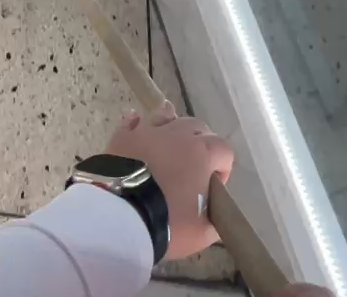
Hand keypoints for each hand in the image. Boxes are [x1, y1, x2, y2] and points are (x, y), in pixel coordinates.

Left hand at [105, 101, 234, 259]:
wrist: (122, 214)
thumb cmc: (168, 222)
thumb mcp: (203, 231)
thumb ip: (215, 216)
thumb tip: (214, 211)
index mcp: (201, 153)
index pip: (224, 148)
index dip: (223, 166)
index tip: (214, 185)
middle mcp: (176, 133)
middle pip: (197, 126)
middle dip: (201, 143)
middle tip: (193, 166)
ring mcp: (148, 130)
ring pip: (166, 115)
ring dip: (172, 126)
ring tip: (170, 141)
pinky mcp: (124, 134)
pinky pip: (134, 121)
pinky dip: (140, 125)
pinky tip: (140, 131)